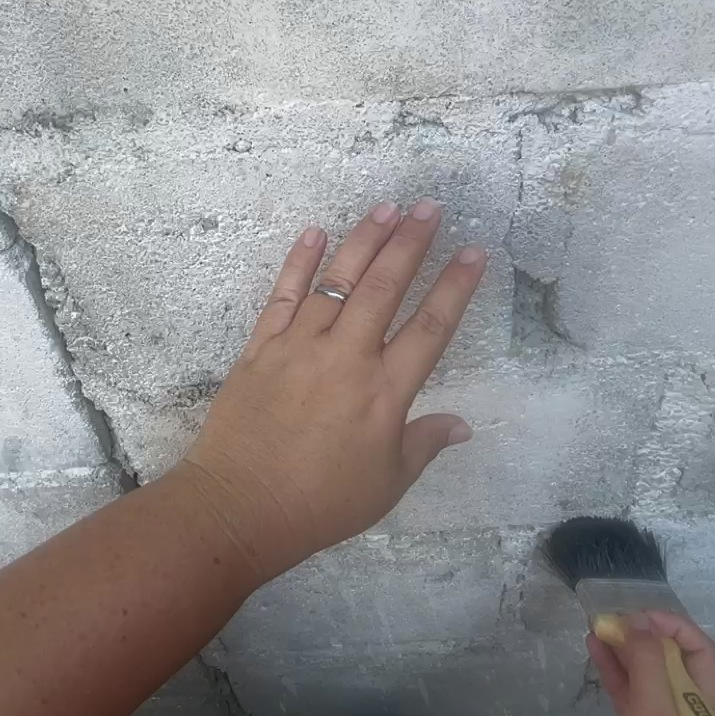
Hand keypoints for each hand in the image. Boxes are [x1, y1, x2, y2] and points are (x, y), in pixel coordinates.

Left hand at [173, 198, 486, 580]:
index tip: (474, 252)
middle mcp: (346, 357)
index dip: (455, 287)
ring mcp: (300, 346)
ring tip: (387, 207)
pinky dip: (299, 261)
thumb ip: (424, 445)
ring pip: (337, 281)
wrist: (240, 508)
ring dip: (363, 240)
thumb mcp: (386, 485)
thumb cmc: (320, 503)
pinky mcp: (262, 346)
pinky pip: (283, 295)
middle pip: (384, 288)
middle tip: (430, 207)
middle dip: (411, 243)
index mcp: (383, 393)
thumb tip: (463, 425)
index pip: (430, 328)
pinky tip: (315, 232)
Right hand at [589, 611, 714, 715]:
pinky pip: (628, 689)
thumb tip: (641, 619)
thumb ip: (649, 664)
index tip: (638, 616)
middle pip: (671, 659)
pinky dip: (612, 666)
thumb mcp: (652, 712)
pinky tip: (594, 648)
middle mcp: (686, 709)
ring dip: (622, 646)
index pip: (700, 652)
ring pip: (646, 671)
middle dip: (641, 633)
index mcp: (702, 706)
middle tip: (612, 620)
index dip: (673, 627)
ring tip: (597, 627)